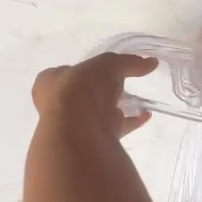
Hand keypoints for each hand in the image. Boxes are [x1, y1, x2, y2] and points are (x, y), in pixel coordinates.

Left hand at [30, 52, 156, 147]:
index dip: (83, 70)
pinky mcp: (90, 139)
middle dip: (99, 91)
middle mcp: (55, 104)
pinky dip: (129, 122)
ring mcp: (71, 125)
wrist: (77, 131)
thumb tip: (151, 62)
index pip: (63, 73)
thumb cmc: (82, 89)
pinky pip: (113, 128)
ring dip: (114, 108)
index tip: (102, 70)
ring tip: (137, 101)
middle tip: (121, 86)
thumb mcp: (109, 64)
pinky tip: (144, 116)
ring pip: (95, 113)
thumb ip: (129, 62)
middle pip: (79, 95)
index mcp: (49, 83)